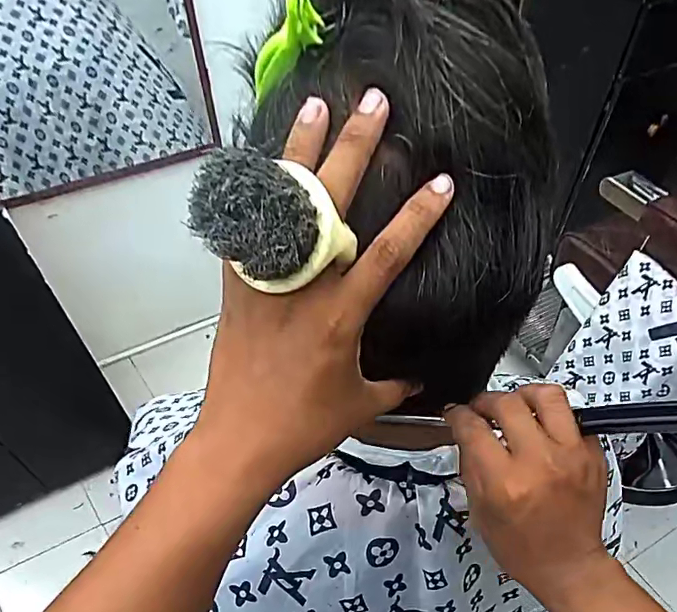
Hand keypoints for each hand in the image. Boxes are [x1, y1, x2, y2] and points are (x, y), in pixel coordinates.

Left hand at [191, 89, 453, 485]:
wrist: (242, 439)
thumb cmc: (304, 427)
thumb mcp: (360, 406)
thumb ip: (394, 386)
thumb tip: (416, 377)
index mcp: (340, 318)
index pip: (387, 254)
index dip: (417, 216)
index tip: (439, 184)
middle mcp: (303, 289)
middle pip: (333, 206)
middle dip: (357, 151)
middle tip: (375, 107)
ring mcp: (266, 282)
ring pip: (282, 205)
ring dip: (300, 150)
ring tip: (316, 107)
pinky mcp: (236, 286)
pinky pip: (244, 229)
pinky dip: (252, 192)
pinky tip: (263, 161)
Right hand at [448, 384, 618, 610]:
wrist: (569, 565)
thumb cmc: (525, 549)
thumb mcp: (482, 514)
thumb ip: (473, 469)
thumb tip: (468, 435)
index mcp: (506, 483)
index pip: (474, 428)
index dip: (459, 416)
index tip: (457, 415)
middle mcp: (540, 463)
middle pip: (508, 403)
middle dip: (487, 401)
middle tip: (483, 410)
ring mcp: (571, 456)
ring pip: (548, 396)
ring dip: (526, 396)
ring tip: (518, 407)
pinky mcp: (593, 456)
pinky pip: (572, 419)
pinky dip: (554, 420)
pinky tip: (545, 433)